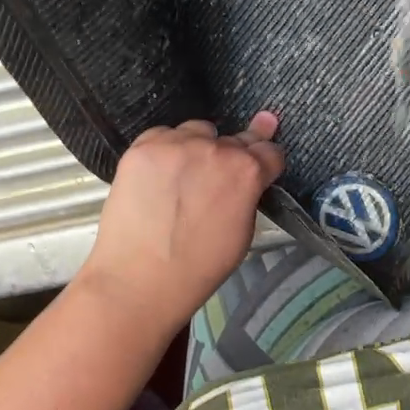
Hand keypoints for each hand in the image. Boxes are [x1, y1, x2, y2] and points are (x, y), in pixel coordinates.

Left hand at [74, 113, 284, 332]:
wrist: (139, 279)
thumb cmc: (200, 267)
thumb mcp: (243, 232)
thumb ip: (248, 195)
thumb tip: (245, 182)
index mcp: (247, 172)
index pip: (270, 150)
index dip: (267, 161)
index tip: (262, 164)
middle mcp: (215, 149)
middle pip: (235, 138)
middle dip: (234, 155)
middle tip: (221, 175)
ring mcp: (176, 144)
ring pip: (198, 131)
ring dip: (199, 147)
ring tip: (186, 175)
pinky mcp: (142, 147)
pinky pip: (163, 135)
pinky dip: (167, 149)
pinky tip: (160, 173)